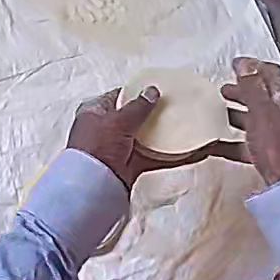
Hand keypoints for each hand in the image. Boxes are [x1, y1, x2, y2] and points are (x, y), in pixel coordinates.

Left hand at [66, 87, 247, 188]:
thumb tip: (152, 91)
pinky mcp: (130, 167)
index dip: (137, 93)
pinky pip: (152, 158)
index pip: (118, 96)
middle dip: (154, 115)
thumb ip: (138, 107)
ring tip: (187, 127)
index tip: (158, 90)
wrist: (91, 190)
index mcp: (94, 112)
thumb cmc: (97, 148)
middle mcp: (105, 129)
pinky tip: (189, 152)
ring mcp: (118, 149)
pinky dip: (169, 156)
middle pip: (134, 118)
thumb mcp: (117, 122)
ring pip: (145, 139)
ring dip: (164, 136)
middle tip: (176, 108)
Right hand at [221, 58, 279, 184]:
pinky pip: (248, 142)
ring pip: (254, 117)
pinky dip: (231, 141)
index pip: (271, 73)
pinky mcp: (271, 153)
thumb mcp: (262, 111)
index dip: (254, 66)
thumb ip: (252, 87)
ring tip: (218, 112)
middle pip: (262, 95)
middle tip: (223, 89)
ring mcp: (278, 133)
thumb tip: (245, 64)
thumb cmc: (279, 146)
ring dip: (236, 113)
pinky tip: (214, 145)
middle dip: (242, 89)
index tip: (235, 64)